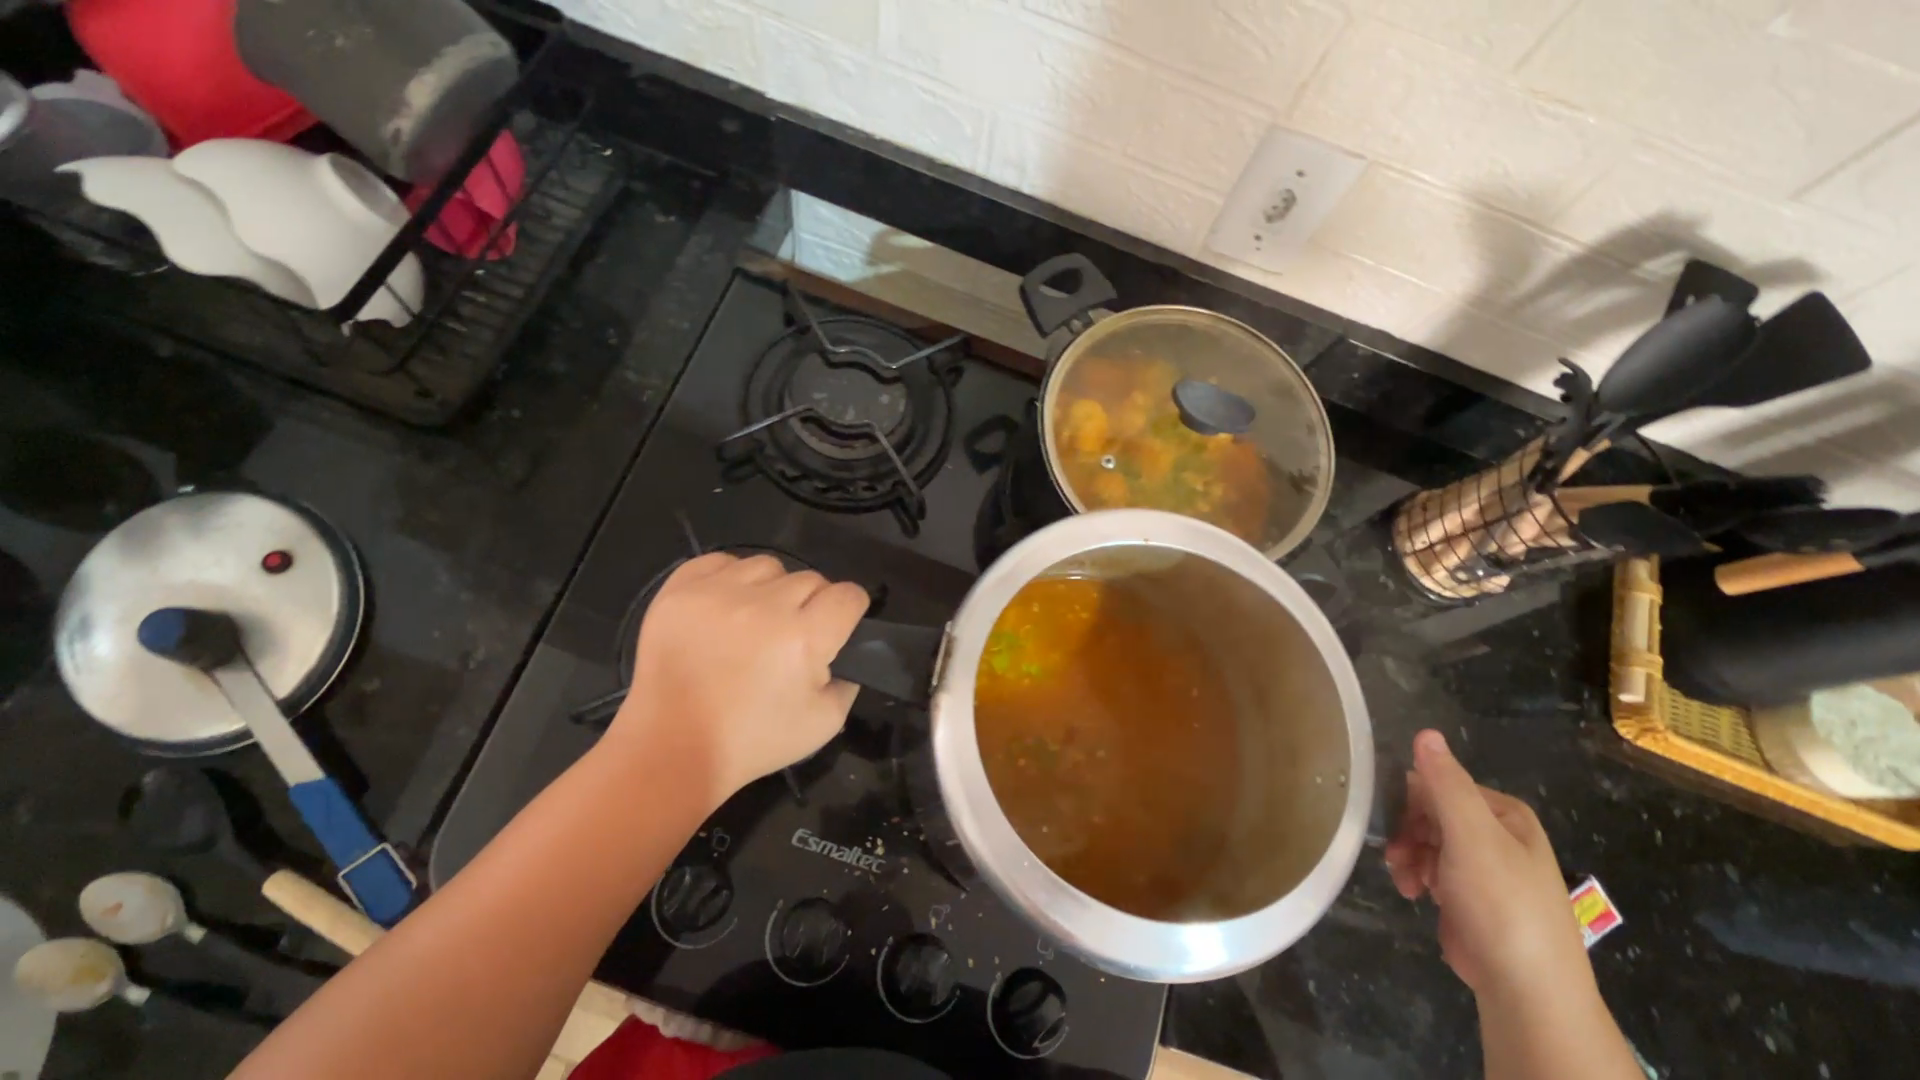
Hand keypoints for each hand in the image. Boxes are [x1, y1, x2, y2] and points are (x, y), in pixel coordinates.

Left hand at [608, 553, 869, 799]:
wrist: (675, 746)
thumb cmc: (753, 740)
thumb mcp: (825, 723)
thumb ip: (848, 680)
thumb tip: (845, 650)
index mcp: (804, 637)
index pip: (848, 595)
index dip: (849, 612)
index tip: (836, 631)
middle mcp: (764, 604)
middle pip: (811, 580)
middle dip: (810, 606)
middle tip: (790, 640)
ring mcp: (718, 592)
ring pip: (768, 567)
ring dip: (771, 590)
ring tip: (755, 622)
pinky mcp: (680, 589)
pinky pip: (721, 561)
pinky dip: (729, 579)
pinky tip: (724, 609)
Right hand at [1383, 730, 1592, 1002]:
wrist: (1526, 986)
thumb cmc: (1502, 903)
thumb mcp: (1471, 837)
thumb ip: (1445, 784)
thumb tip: (1425, 732)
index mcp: (1504, 813)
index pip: (1441, 785)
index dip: (1411, 802)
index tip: (1394, 825)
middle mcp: (1497, 834)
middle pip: (1431, 814)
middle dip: (1408, 834)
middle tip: (1395, 858)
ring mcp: (1484, 868)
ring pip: (1428, 843)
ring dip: (1409, 858)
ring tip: (1406, 883)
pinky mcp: (1470, 898)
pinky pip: (1433, 871)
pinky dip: (1418, 879)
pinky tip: (1416, 896)